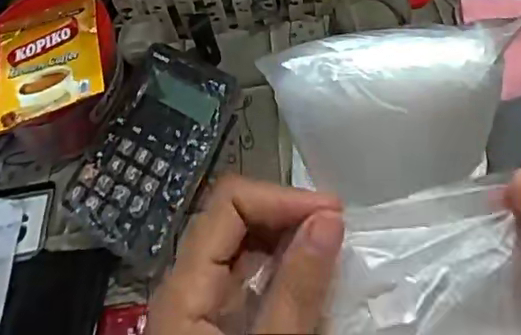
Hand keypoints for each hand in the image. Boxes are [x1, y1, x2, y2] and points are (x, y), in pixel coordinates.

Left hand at [149, 176, 344, 334]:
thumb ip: (295, 291)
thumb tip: (330, 218)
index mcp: (184, 285)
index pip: (230, 201)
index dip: (281, 197)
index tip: (332, 212)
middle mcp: (185, 286)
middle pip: (234, 217)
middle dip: (287, 215)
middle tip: (336, 229)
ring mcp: (197, 310)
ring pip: (242, 249)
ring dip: (287, 242)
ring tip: (330, 252)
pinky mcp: (213, 330)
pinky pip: (246, 282)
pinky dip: (280, 274)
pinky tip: (310, 285)